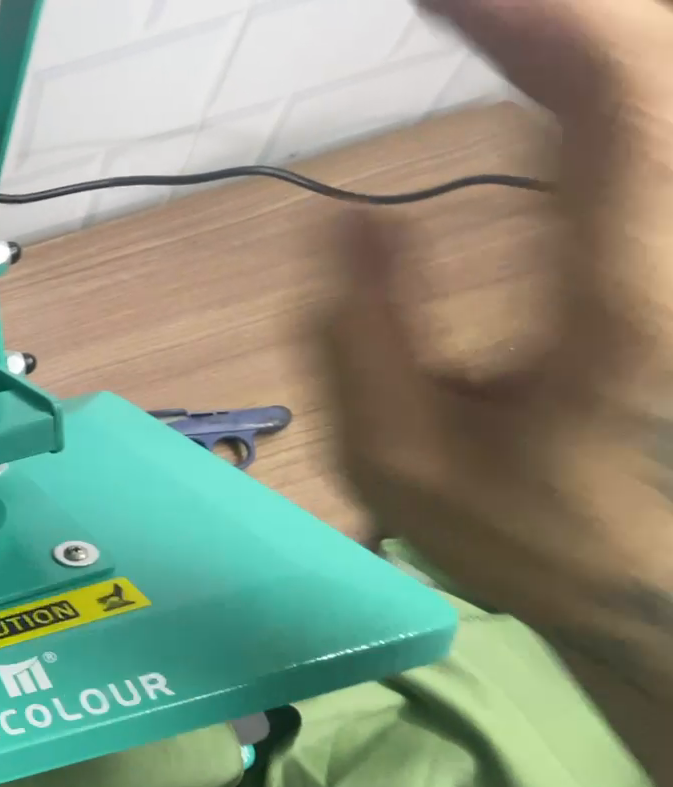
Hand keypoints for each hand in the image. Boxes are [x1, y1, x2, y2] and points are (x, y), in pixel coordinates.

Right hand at [318, 0, 672, 786]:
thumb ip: (363, 337)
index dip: (528, 20)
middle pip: (664, 66)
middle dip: (562, 19)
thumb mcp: (400, 459)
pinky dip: (616, 88)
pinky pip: (663, 137)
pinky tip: (567, 78)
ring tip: (494, 28)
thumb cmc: (532, 535)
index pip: (615, 96)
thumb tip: (345, 219)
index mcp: (625, 290)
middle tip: (457, 7)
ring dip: (592, 50)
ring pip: (670, 95)